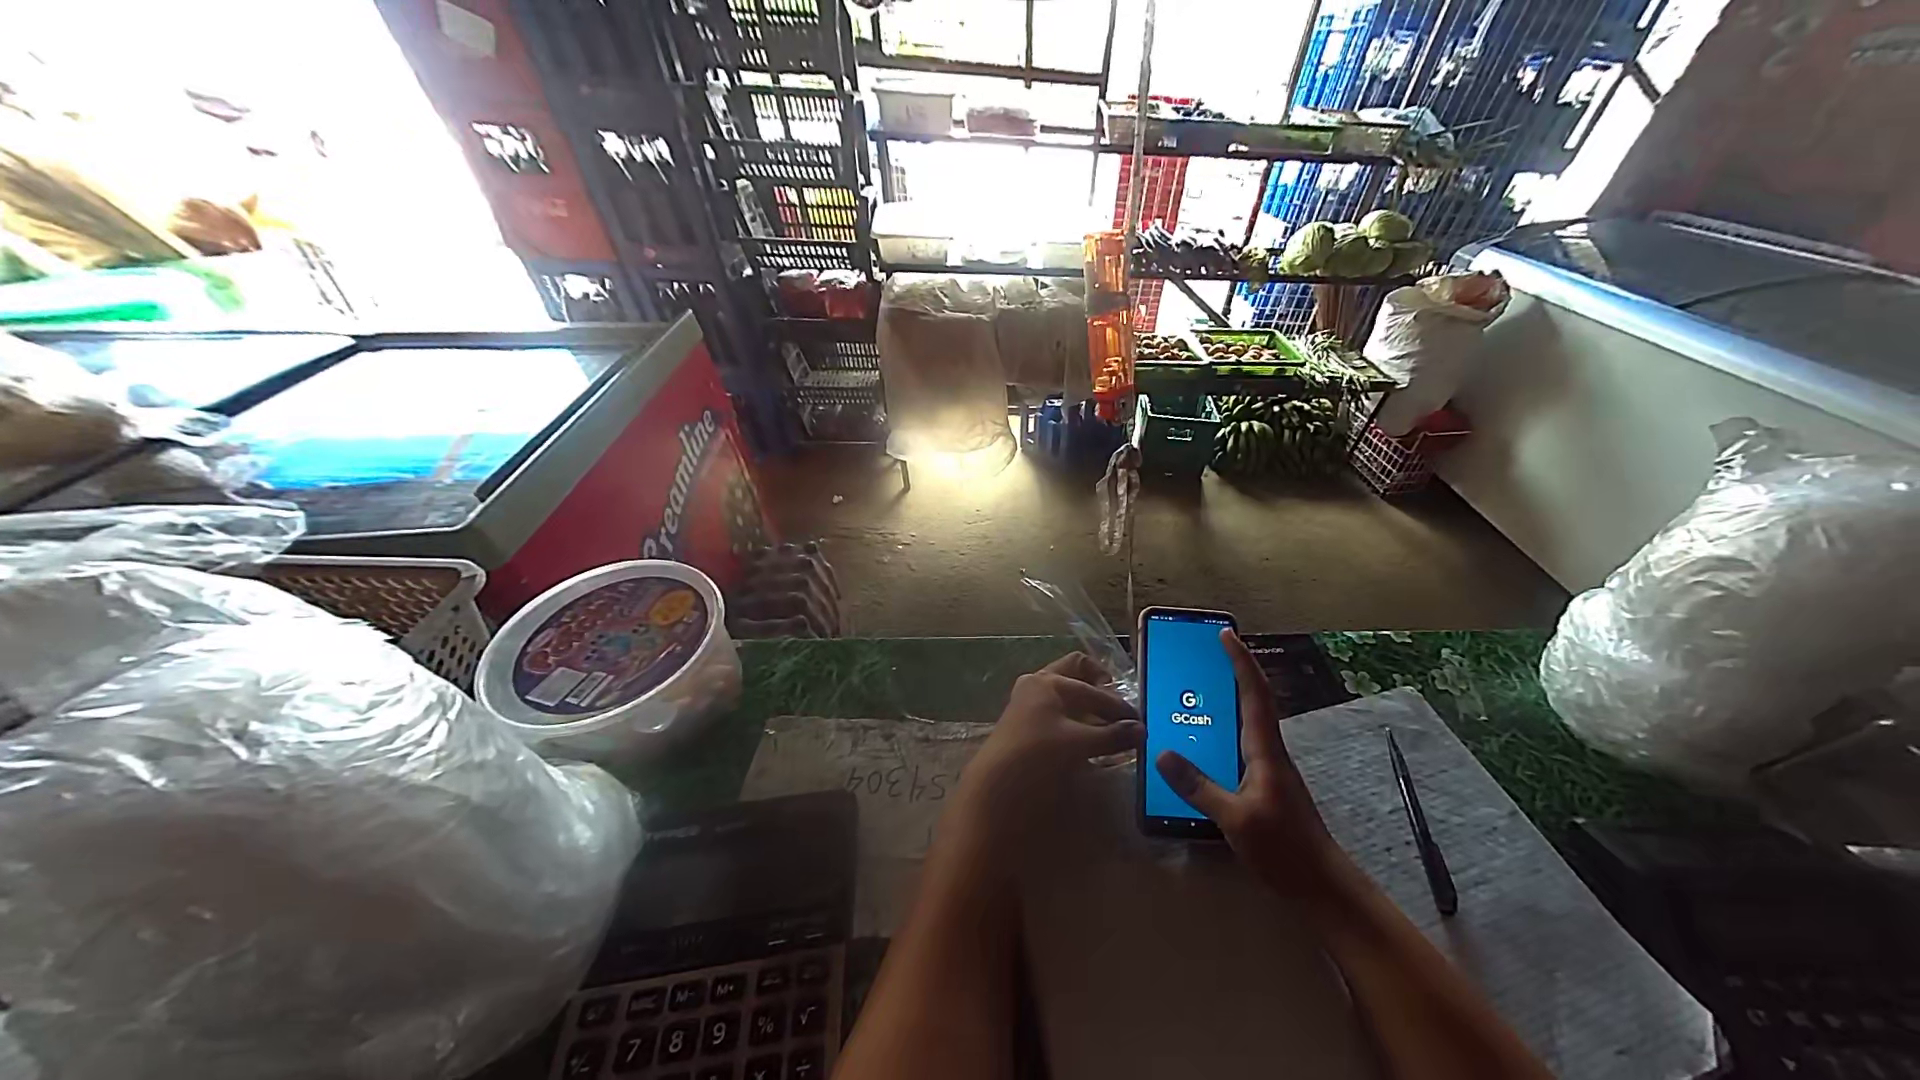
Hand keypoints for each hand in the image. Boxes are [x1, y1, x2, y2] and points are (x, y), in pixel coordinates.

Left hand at [955, 652, 1142, 838]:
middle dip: (1098, 687)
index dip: (1118, 705)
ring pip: (1064, 693)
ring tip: (1108, 725)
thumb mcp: (1079, 743)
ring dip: (1087, 705)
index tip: (1138, 724)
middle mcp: (1036, 685)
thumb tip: (1141, 730)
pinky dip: (1075, 718)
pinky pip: (1057, 711)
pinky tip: (1087, 738)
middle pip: (1074, 674)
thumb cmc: (1037, 754)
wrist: (995, 785)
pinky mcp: (1025, 724)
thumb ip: (1112, 735)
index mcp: (1049, 682)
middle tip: (1118, 707)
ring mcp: (1028, 704)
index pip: (1093, 688)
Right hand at [1154, 629, 1345, 898]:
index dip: (1241, 661)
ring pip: (1245, 723)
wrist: (1322, 886)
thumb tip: (1161, 752)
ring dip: (1225, 701)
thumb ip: (1198, 786)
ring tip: (1191, 693)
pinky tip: (1199, 745)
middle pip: (1252, 700)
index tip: (1224, 634)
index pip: (1254, 694)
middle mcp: (1268, 751)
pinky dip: (1220, 732)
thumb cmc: (1284, 849)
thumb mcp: (1235, 818)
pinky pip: (1238, 746)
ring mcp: (1268, 769)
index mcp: (1265, 750)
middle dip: (1231, 672)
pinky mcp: (1263, 785)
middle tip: (1200, 657)